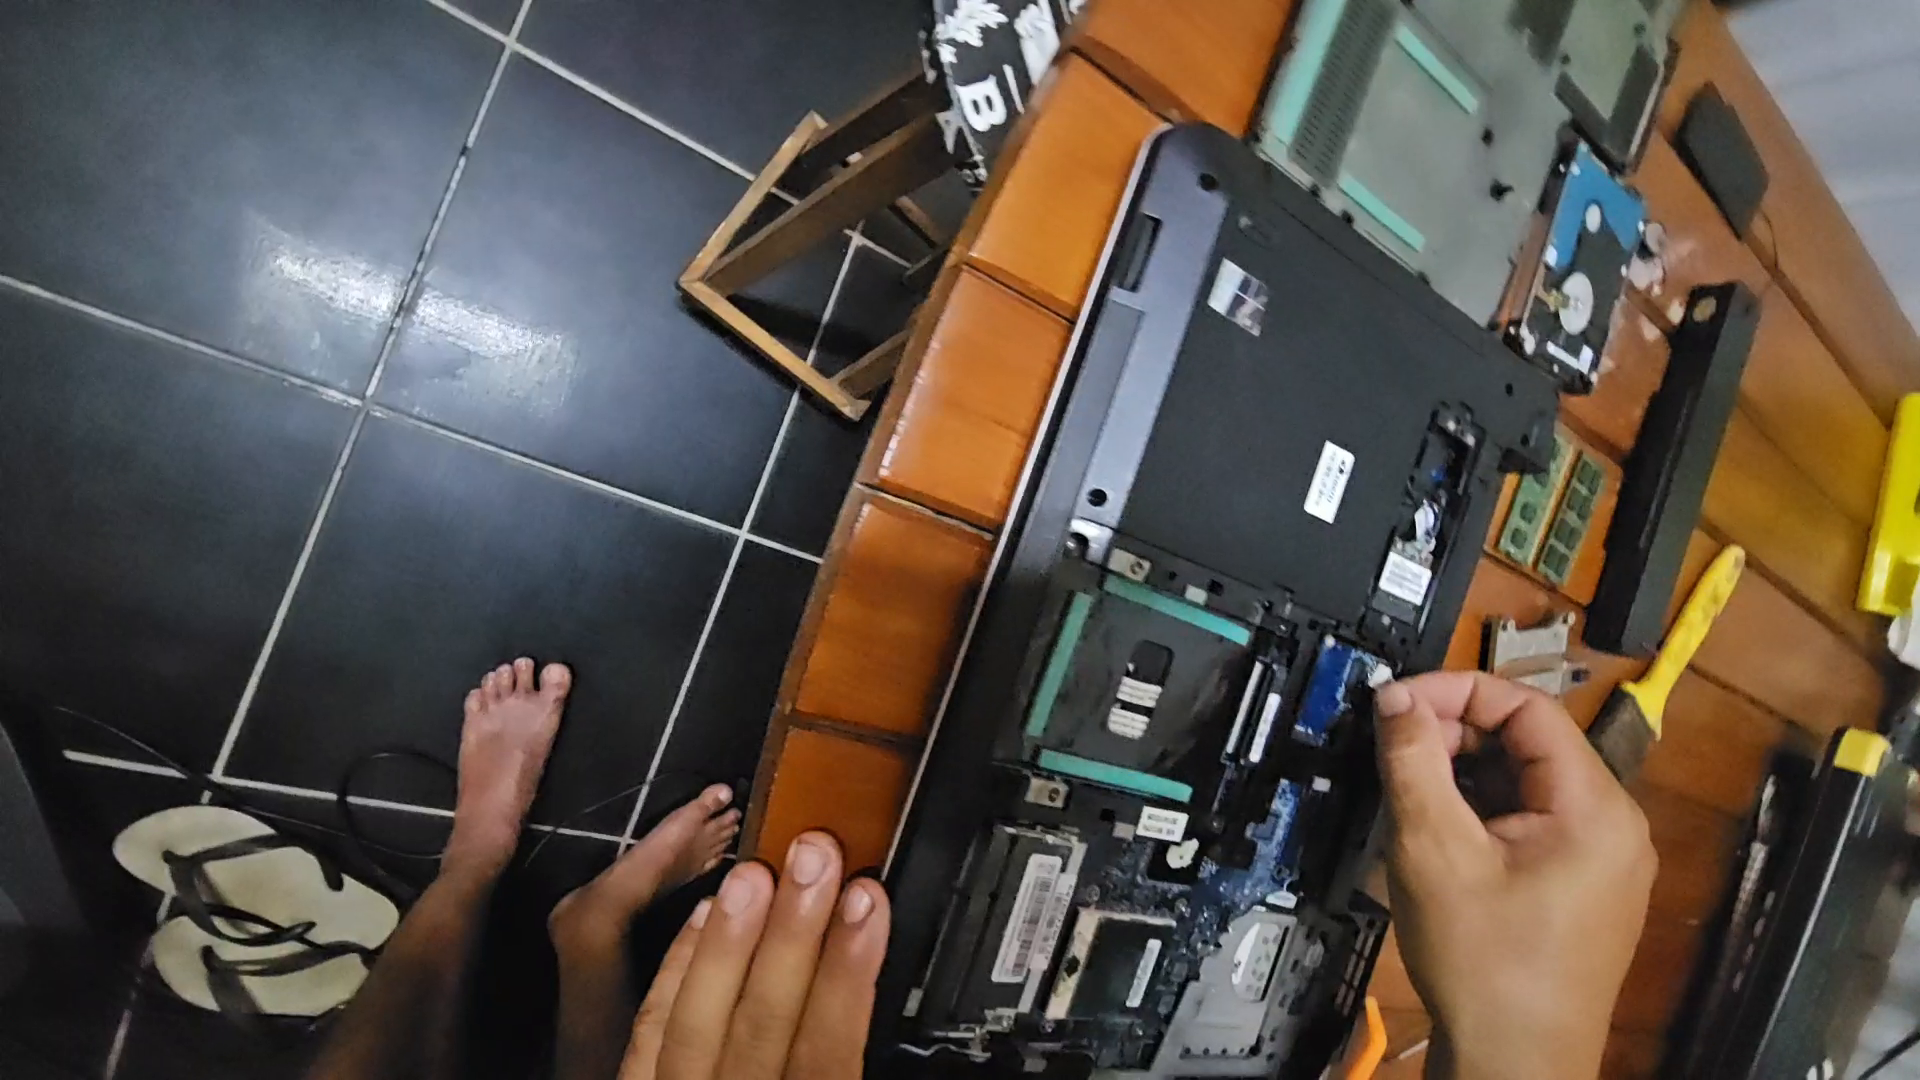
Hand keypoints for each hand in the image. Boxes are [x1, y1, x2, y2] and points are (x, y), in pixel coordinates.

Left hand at [618, 831, 890, 1079]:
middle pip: (755, 1032)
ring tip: (754, 872)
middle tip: (813, 857)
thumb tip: (876, 990)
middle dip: (789, 936)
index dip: (846, 976)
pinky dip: (673, 974)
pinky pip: (644, 1042)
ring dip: (725, 943)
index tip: (867, 901)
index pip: (822, 1060)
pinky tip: (700, 915)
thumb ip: (854, 1068)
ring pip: (690, 1029)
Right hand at [1372, 672, 1654, 1079]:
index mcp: (1593, 808)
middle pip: (1524, 737)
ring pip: (1518, 772)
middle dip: (1451, 728)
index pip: (1527, 707)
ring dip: (1456, 763)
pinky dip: (1471, 797)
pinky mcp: (1573, 874)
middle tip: (1391, 744)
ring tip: (1404, 780)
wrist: (1513, 1058)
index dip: (1455, 690)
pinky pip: (1520, 808)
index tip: (1393, 702)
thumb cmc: (1479, 954)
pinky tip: (1431, 817)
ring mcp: (1595, 851)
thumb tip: (1394, 696)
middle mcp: (1609, 821)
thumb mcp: (1431, 846)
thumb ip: (1411, 760)